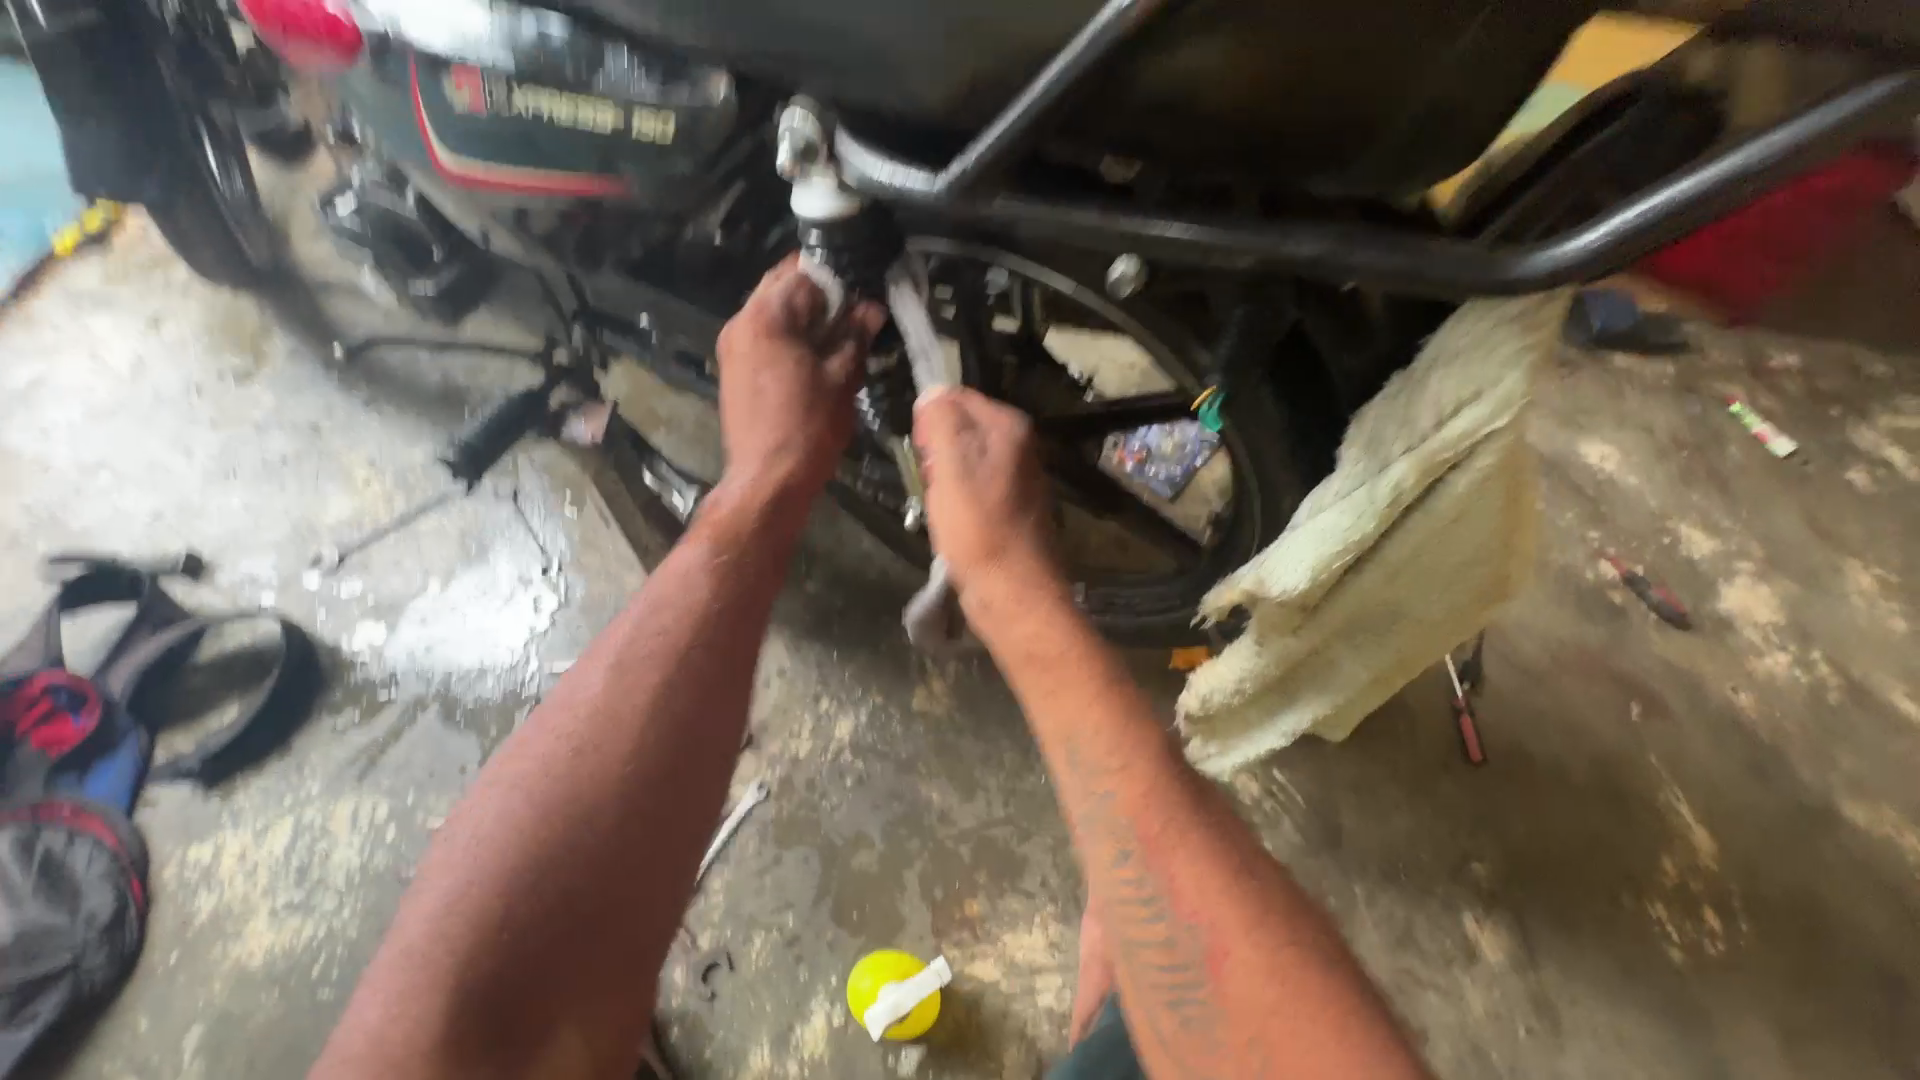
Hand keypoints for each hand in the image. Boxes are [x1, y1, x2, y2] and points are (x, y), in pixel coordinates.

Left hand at [714, 255, 886, 506]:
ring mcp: (732, 345)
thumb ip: (855, 336)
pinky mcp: (733, 368)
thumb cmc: (808, 428)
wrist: (767, 479)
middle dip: (818, 296)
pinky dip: (788, 337)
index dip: (837, 280)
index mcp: (767, 315)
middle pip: (782, 287)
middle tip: (851, 317)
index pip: (803, 272)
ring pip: (772, 311)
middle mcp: (741, 321)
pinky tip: (813, 360)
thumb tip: (871, 308)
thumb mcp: (841, 379)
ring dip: (803, 318)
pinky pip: (763, 336)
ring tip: (836, 339)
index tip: (862, 296)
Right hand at [912, 386, 1062, 600]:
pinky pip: (973, 490)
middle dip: (936, 454)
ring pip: (963, 462)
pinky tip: (953, 525)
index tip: (922, 455)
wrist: (1014, 591)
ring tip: (941, 508)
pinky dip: (957, 503)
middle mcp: (1020, 445)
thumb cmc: (978, 529)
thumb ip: (942, 421)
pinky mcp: (1012, 506)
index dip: (930, 422)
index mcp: (1009, 426)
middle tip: (932, 483)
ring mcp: (1018, 476)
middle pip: (960, 429)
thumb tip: (933, 391)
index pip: (956, 397)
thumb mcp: (951, 467)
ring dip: (944, 482)